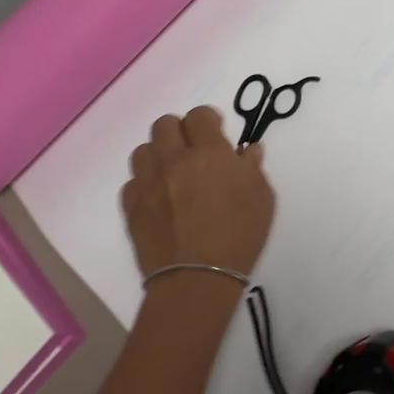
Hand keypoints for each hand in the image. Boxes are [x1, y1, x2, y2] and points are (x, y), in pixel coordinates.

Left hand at [121, 106, 275, 278]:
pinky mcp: (131, 209)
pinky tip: (160, 197)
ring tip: (173, 171)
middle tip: (194, 149)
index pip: (199, 115)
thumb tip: (247, 152)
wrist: (197, 278)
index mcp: (210, 153)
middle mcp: (174, 161)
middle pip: (164, 125)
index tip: (217, 133)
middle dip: (180, 130)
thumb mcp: (262, 196)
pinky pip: (132, 182)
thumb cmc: (239, 234)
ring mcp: (148, 185)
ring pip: (143, 150)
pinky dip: (145, 183)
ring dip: (159, 154)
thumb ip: (252, 168)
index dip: (208, 120)